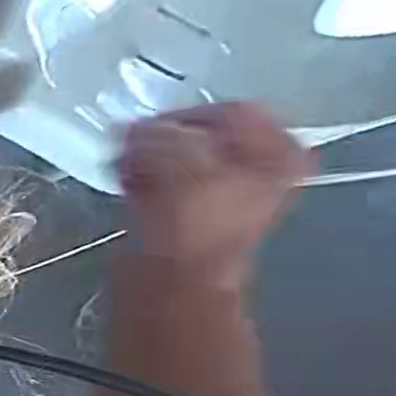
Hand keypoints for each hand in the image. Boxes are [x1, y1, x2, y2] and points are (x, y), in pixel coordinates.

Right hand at [117, 104, 313, 292]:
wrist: (171, 283)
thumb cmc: (191, 230)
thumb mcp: (187, 174)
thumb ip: (165, 141)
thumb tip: (137, 129)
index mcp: (276, 154)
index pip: (230, 112)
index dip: (184, 117)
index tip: (142, 130)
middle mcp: (252, 168)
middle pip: (199, 134)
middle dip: (159, 138)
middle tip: (126, 147)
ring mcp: (215, 190)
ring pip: (174, 156)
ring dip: (142, 156)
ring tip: (119, 164)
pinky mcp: (179, 208)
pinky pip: (157, 177)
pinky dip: (136, 173)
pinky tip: (119, 177)